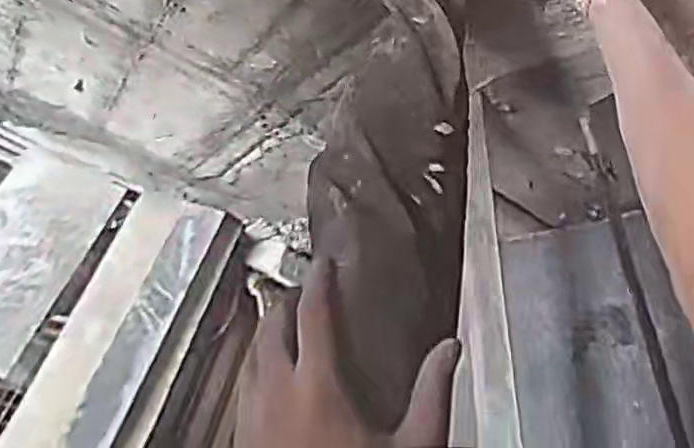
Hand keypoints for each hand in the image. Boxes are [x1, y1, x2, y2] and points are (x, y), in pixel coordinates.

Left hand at [233, 258, 461, 447]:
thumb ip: (432, 394)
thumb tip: (450, 348)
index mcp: (317, 387)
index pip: (313, 311)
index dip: (319, 279)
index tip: (326, 263)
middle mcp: (276, 395)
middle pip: (272, 325)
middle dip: (288, 301)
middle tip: (307, 293)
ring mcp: (252, 421)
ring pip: (250, 354)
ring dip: (267, 331)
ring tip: (288, 325)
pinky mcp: (242, 444)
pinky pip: (242, 387)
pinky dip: (255, 365)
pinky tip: (271, 376)